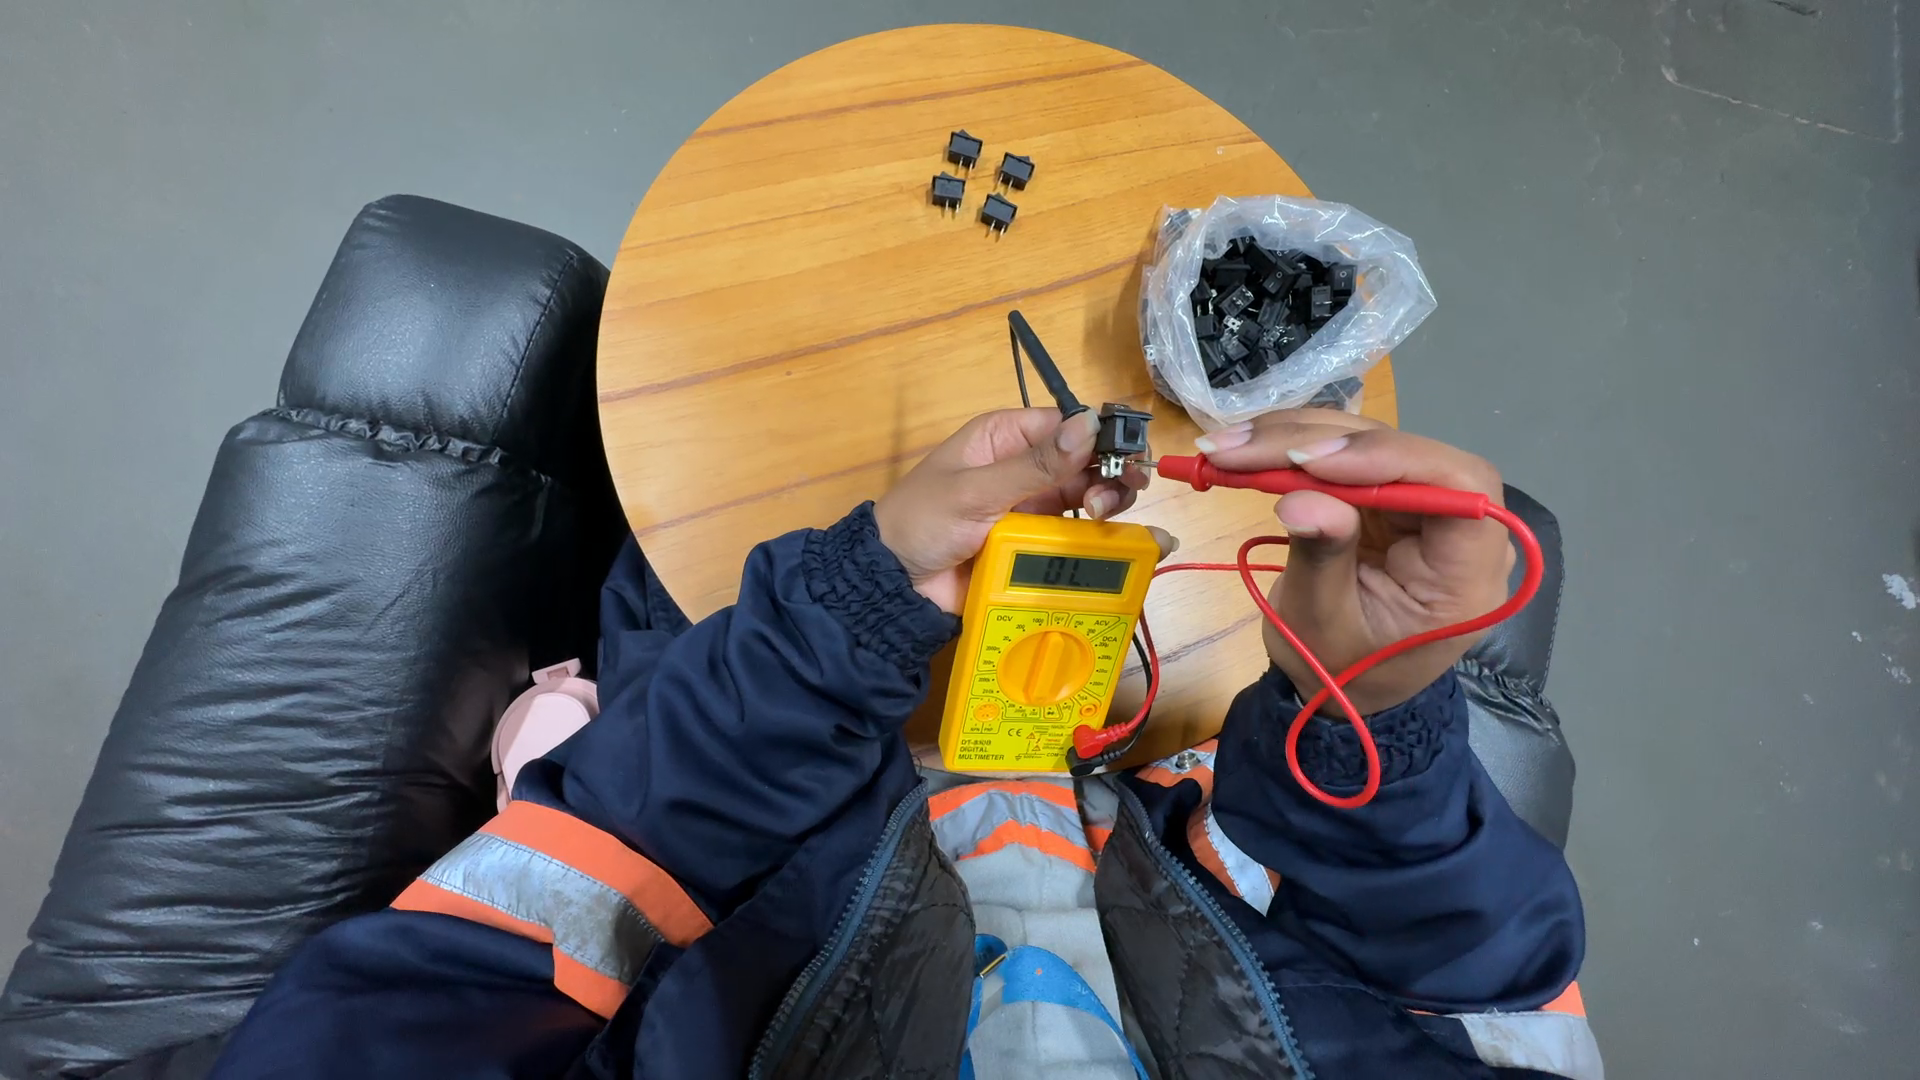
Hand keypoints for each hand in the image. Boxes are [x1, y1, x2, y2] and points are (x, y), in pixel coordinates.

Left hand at [874, 409, 1164, 612]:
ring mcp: (1033, 507)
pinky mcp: (1036, 544)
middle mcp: (1025, 467)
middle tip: (1116, 494)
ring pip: (1088, 496)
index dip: (1101, 436)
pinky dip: (1100, 538)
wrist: (895, 583)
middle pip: (1086, 460)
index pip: (1067, 424)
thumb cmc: (923, 521)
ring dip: (1108, 502)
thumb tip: (1090, 426)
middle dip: (1109, 472)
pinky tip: (1122, 541)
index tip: (1126, 456)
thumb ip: (1033, 465)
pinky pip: (1075, 536)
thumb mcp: (974, 490)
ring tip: (1104, 515)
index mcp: (1005, 437)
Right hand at [1194, 410, 1512, 715]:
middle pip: (1398, 452)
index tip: (1309, 462)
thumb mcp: (1321, 624)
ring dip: (1287, 436)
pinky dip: (1286, 447)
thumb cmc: (1338, 668)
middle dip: (1312, 443)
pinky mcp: (1379, 498)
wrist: (1336, 684)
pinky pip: (1338, 456)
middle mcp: (1451, 524)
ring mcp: (1415, 505)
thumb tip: (1298, 500)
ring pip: (1361, 442)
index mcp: (1464, 571)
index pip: (1457, 485)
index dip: (1389, 459)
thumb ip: (1321, 558)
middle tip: (1234, 449)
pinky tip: (1242, 446)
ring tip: (1221, 447)